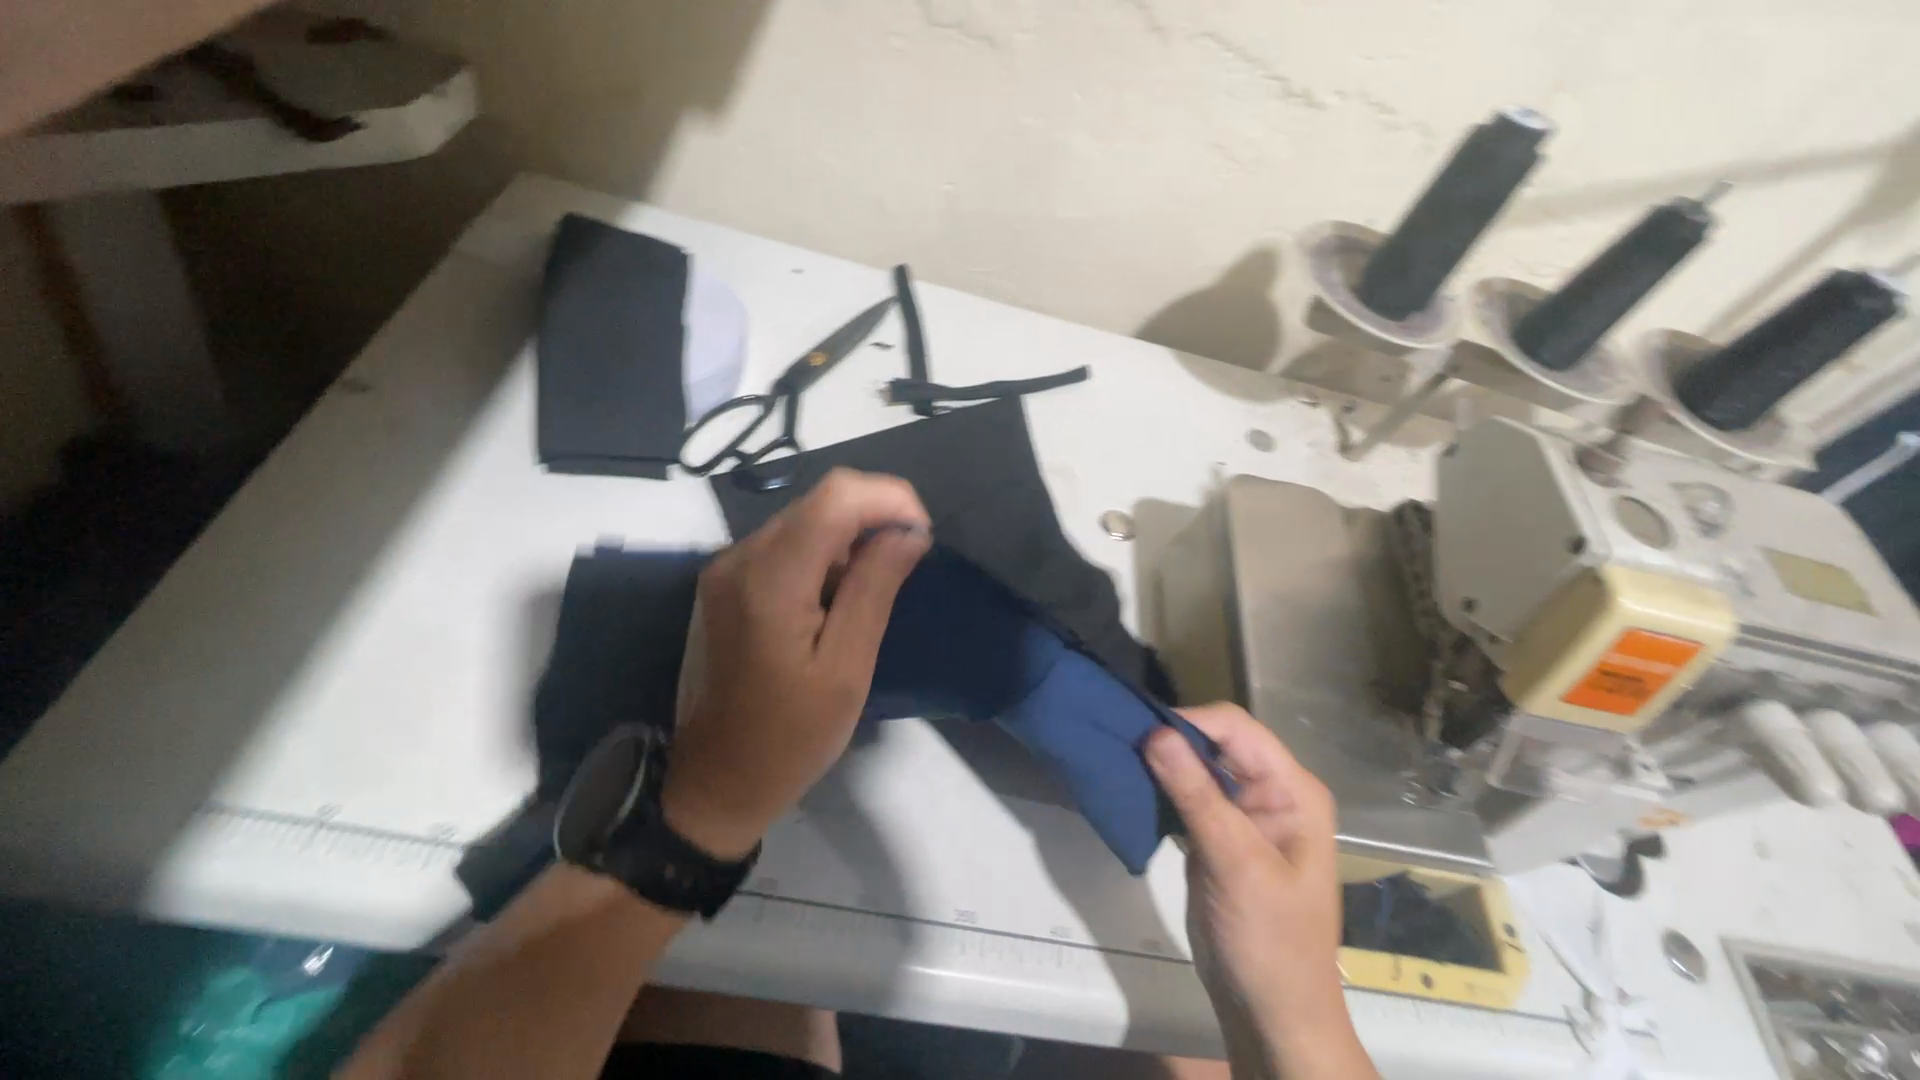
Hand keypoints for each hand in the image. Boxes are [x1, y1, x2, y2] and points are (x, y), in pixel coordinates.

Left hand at [661, 469, 931, 858]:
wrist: (715, 782)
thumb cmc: (790, 737)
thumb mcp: (847, 669)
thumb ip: (875, 588)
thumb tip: (910, 531)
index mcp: (770, 579)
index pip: (836, 497)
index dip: (889, 499)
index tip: (922, 535)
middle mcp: (739, 558)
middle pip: (817, 502)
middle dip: (872, 516)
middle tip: (907, 562)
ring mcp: (724, 569)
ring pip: (801, 520)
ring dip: (847, 537)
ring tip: (873, 587)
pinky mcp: (722, 585)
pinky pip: (782, 546)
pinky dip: (819, 555)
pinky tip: (835, 598)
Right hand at [1145, 704, 1375, 1079]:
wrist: (1270, 1012)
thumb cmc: (1268, 940)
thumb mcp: (1234, 863)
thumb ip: (1196, 794)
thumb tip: (1156, 731)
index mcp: (1293, 790)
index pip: (1236, 728)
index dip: (1189, 722)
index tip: (1139, 732)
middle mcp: (1272, 792)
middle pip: (1217, 742)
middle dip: (1173, 738)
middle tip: (1121, 742)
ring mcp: (1244, 814)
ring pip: (1198, 766)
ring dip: (1163, 762)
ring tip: (1119, 759)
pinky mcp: (1218, 836)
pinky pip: (1188, 795)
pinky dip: (1162, 789)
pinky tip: (1132, 788)